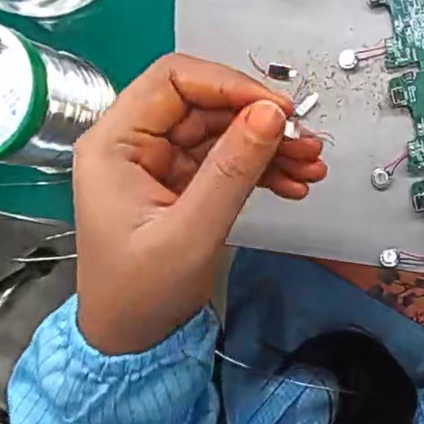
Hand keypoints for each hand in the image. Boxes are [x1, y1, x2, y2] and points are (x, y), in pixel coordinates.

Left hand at [73, 54, 327, 353]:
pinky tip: (292, 183)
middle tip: (303, 141)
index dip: (229, 86)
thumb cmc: (139, 295)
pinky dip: (260, 169)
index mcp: (115, 145)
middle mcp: (134, 145)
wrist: (131, 342)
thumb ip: (232, 170)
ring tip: (308, 165)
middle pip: (205, 106)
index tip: (276, 108)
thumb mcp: (190, 232)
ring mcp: (159, 165)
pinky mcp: (180, 185)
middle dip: (258, 121)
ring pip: (222, 133)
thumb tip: (270, 114)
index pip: (174, 81)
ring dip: (268, 146)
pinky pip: (225, 162)